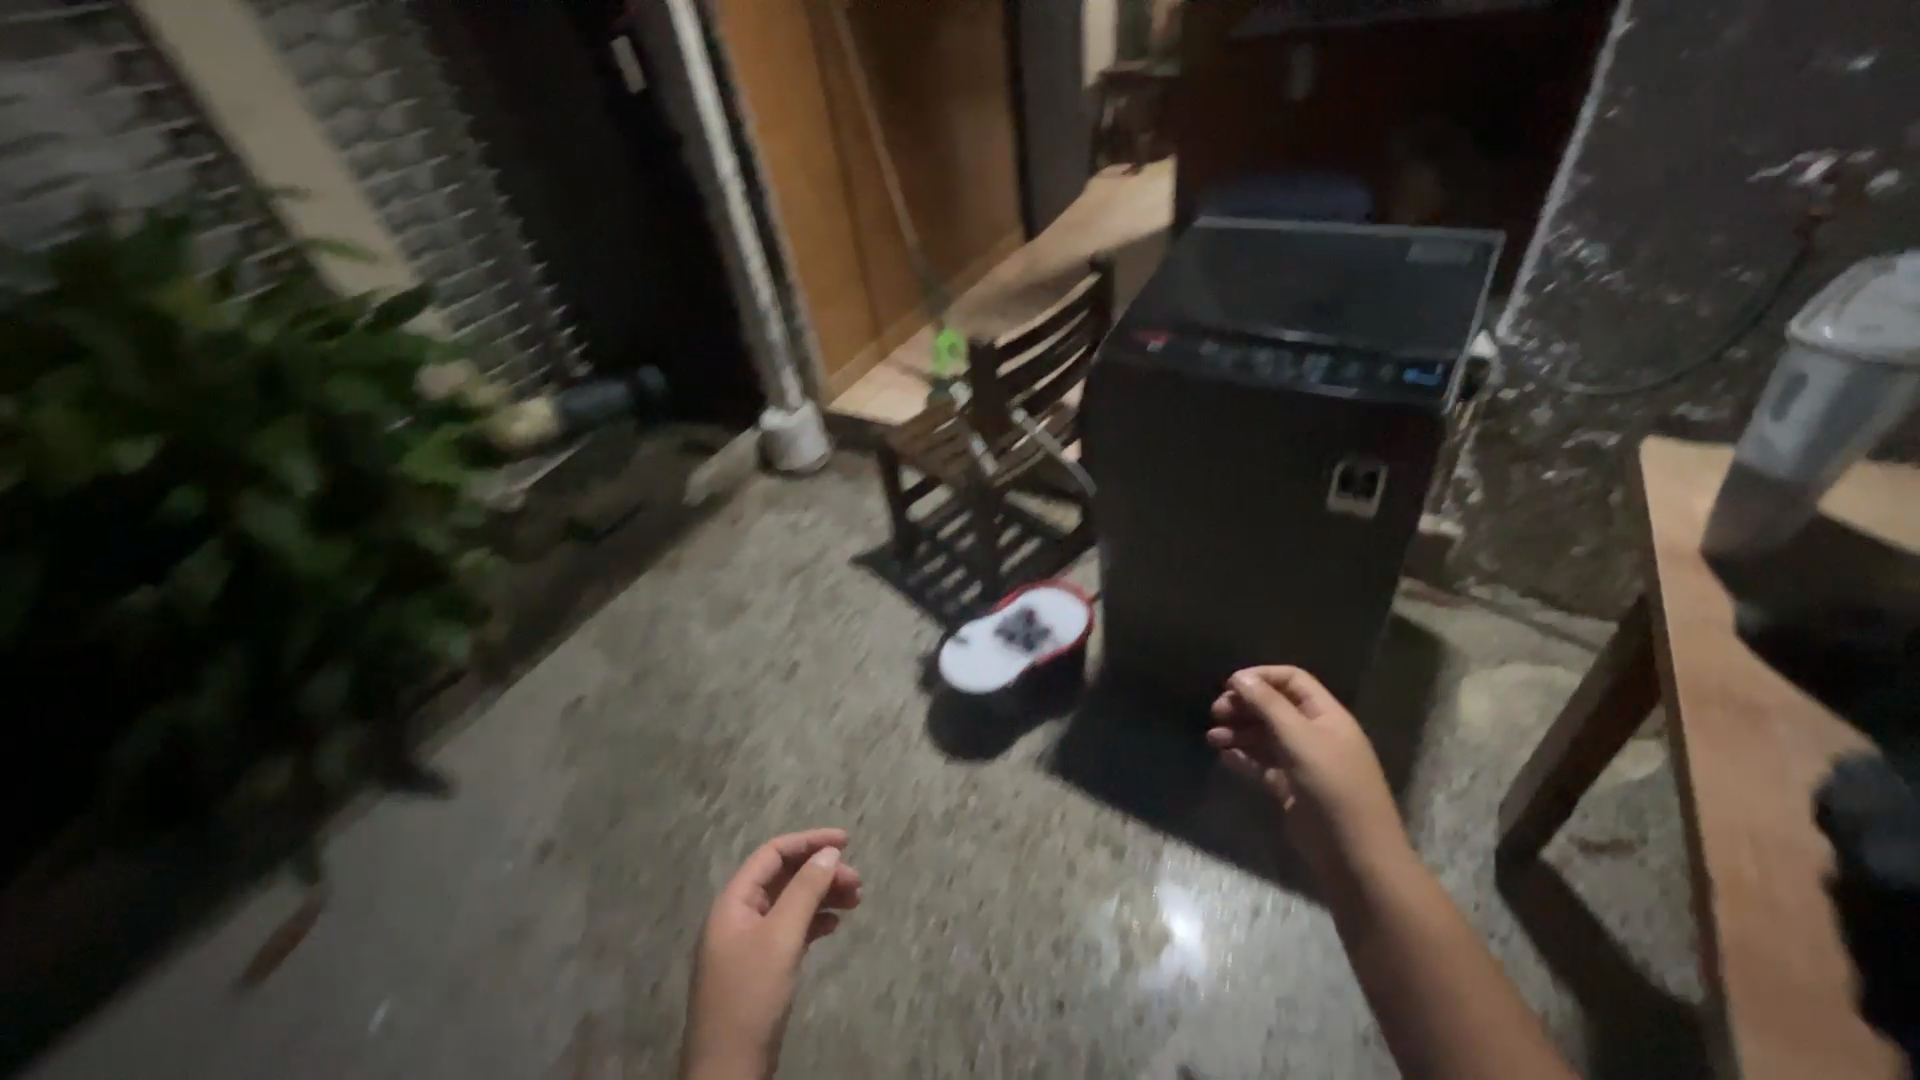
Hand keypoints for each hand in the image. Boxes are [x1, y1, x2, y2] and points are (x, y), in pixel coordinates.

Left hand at [681, 829, 862, 1079]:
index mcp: (734, 901)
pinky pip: (790, 929)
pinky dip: (813, 922)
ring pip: (790, 904)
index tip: (847, 841)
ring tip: (855, 902)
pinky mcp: (760, 967)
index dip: (809, 842)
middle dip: (821, 873)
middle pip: (783, 878)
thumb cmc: (752, 994)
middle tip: (858, 883)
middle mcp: (739, 915)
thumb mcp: (782, 937)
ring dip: (821, 897)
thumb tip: (829, 852)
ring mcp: (748, 942)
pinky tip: (834, 926)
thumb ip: (805, 890)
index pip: (773, 854)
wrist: (729, 1067)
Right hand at [1207, 667, 1410, 887]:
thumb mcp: (1300, 739)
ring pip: (1266, 736)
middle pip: (1275, 707)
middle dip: (1245, 705)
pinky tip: (1224, 756)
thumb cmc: (1332, 787)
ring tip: (1212, 738)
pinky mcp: (1291, 788)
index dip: (1261, 677)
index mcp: (1327, 716)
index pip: (1293, 681)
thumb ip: (1269, 706)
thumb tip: (1240, 677)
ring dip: (1239, 732)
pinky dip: (1243, 757)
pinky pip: (1263, 764)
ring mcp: (1303, 763)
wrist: (1354, 852)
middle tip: (1216, 712)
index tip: (1229, 685)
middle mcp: (1315, 734)